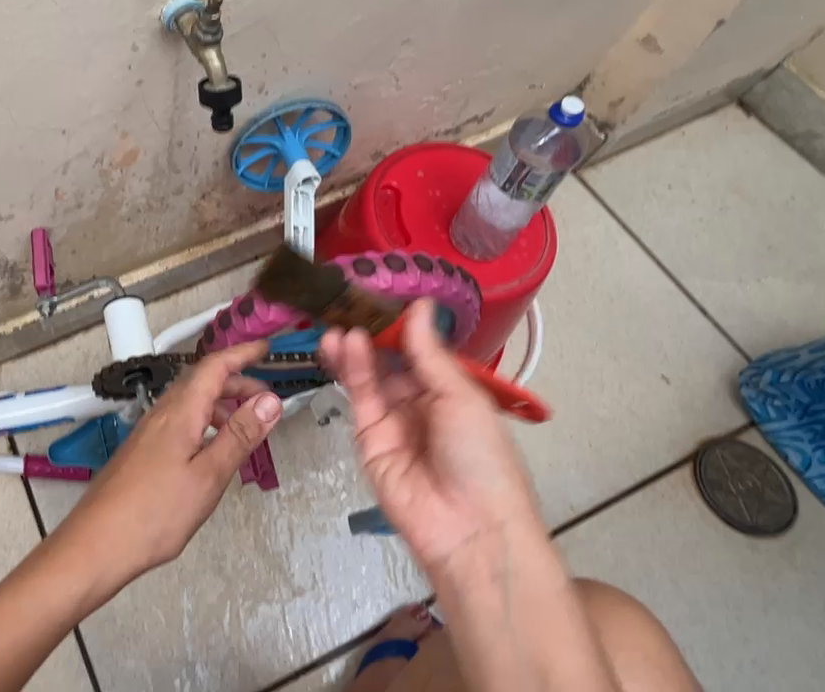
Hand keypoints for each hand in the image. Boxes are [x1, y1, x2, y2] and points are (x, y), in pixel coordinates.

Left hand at [51, 341, 282, 589]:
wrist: (97, 543)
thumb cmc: (154, 512)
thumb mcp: (208, 475)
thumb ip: (239, 436)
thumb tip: (270, 399)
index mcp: (180, 411)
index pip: (214, 367)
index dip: (241, 354)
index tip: (265, 348)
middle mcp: (162, 413)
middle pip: (203, 382)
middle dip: (237, 382)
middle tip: (267, 399)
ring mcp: (150, 432)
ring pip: (192, 403)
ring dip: (222, 405)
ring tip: (247, 427)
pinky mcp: (144, 450)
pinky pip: (181, 421)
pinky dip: (205, 423)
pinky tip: (213, 450)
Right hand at [319, 300, 544, 578]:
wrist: (470, 529)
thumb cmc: (483, 460)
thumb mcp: (463, 397)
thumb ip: (430, 353)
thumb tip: (420, 306)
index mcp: (452, 394)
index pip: (421, 352)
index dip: (402, 326)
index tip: (383, 295)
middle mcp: (421, 404)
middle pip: (389, 361)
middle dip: (372, 334)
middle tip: (351, 303)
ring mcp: (393, 422)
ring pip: (369, 376)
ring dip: (355, 348)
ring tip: (341, 322)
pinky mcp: (368, 438)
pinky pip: (358, 397)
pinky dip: (350, 369)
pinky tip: (346, 343)